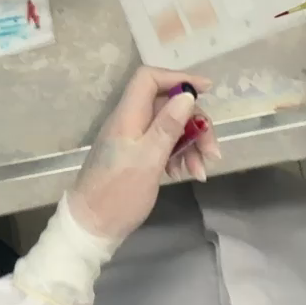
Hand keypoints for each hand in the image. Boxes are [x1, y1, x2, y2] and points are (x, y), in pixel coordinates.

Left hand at [67, 67, 219, 242]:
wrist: (92, 226)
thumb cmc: (118, 193)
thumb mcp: (149, 159)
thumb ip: (167, 126)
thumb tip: (188, 95)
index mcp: (128, 115)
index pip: (149, 78)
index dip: (178, 78)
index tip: (206, 90)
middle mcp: (131, 121)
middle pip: (168, 105)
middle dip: (195, 123)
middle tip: (212, 151)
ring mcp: (134, 139)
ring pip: (170, 126)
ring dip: (192, 144)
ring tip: (201, 171)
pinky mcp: (138, 155)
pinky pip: (164, 144)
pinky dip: (180, 156)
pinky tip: (187, 174)